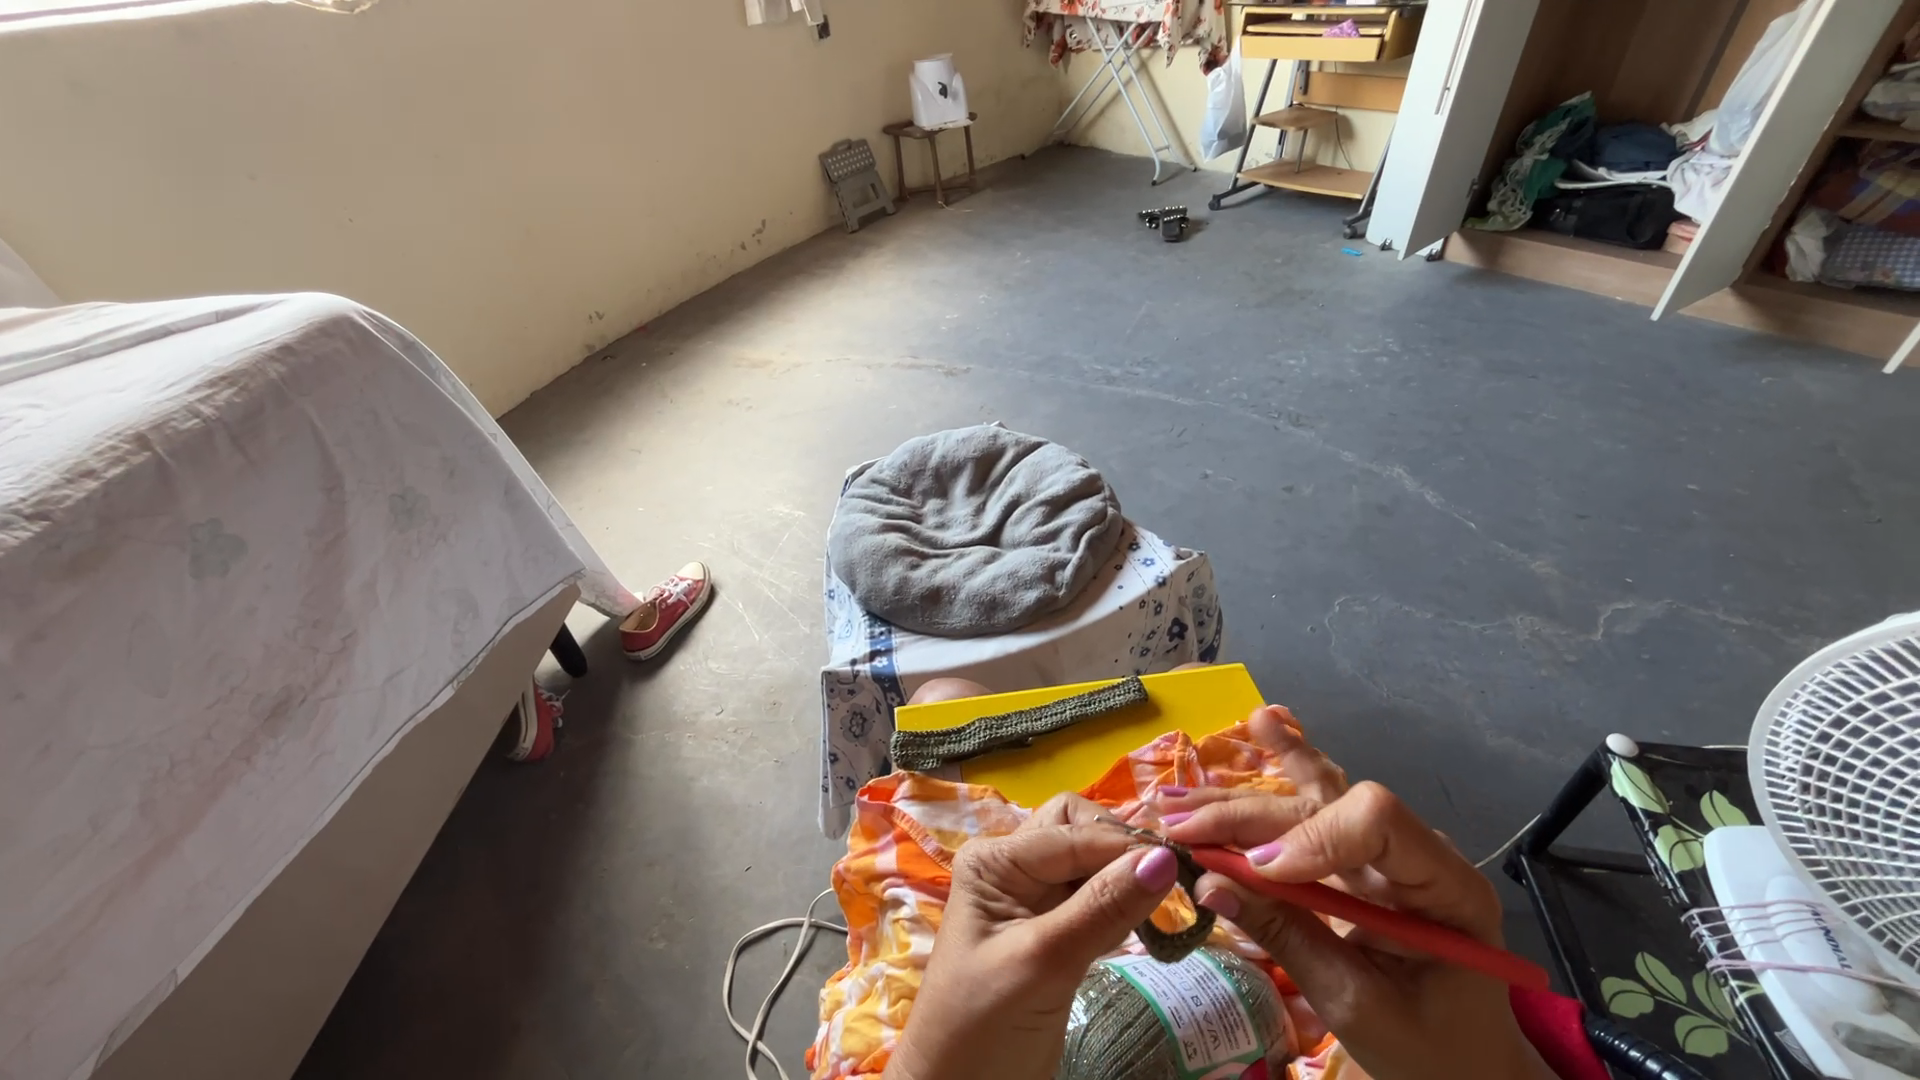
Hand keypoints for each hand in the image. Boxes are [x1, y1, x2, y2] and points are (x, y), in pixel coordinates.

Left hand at [884, 795, 1177, 1079]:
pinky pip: (1098, 899)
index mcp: (995, 859)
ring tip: (1161, 904)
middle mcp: (1014, 867)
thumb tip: (1163, 858)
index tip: (1180, 866)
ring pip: (1093, 863)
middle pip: (1080, 831)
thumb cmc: (984, 1026)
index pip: (1071, 832)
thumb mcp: (1043, 962)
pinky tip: (1141, 926)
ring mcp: (1035, 899)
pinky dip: (1123, 906)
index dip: (1124, 845)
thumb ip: (1102, 908)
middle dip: (1121, 849)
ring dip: (1126, 876)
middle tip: (1167, 882)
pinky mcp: (1056, 931)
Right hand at [1160, 708, 1551, 1079]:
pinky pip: (1313, 803)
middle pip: (1321, 807)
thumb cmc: (1430, 1049)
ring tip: (1176, 799)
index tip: (1255, 871)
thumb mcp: (1360, 1007)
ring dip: (1238, 799)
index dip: (1309, 837)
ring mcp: (1381, 847)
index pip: (1375, 822)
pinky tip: (1262, 723)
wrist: (1463, 1065)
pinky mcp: (1353, 852)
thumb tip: (1207, 885)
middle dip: (1245, 818)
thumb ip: (1288, 938)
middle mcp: (1413, 849)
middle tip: (1177, 828)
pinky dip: (1282, 764)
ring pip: (1306, 799)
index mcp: (1444, 886)